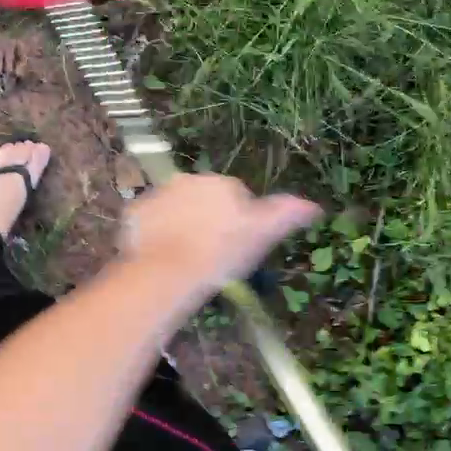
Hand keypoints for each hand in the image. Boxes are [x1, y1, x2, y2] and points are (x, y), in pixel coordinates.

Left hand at [119, 174, 321, 294]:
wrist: (170, 270)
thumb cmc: (221, 254)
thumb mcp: (262, 235)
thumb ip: (287, 214)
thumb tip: (314, 206)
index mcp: (222, 183)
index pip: (236, 197)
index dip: (239, 223)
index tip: (235, 247)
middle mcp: (188, 179)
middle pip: (203, 199)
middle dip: (208, 219)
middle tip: (211, 254)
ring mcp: (158, 194)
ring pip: (175, 209)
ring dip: (181, 225)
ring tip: (185, 258)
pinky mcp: (135, 213)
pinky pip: (150, 221)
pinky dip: (155, 233)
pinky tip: (162, 256)